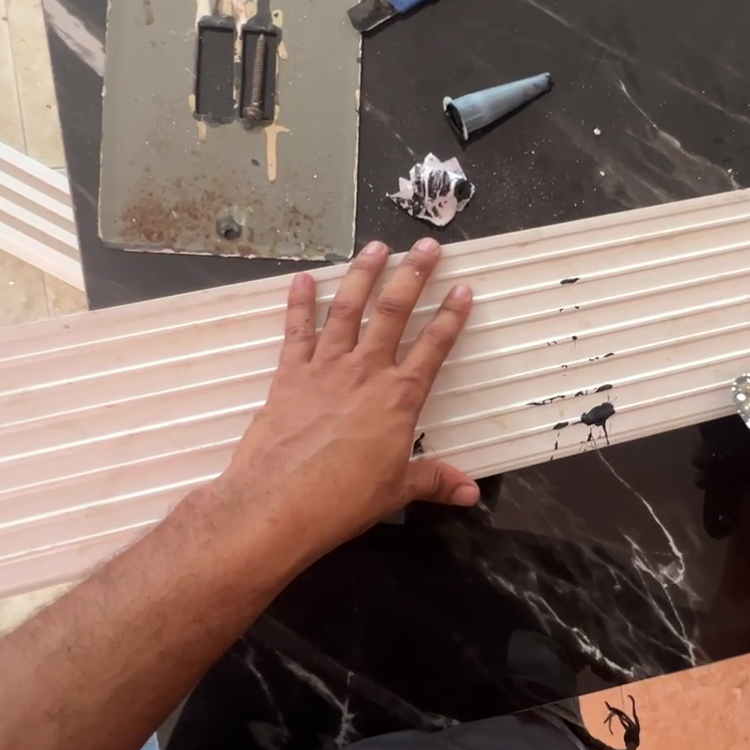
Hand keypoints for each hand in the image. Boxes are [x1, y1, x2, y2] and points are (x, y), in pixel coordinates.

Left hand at [206, 238, 477, 573]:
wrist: (278, 503)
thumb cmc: (344, 498)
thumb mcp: (397, 490)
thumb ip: (435, 480)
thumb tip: (471, 493)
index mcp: (400, 397)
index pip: (434, 346)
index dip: (452, 316)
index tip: (463, 289)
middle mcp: (367, 371)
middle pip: (394, 312)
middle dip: (414, 275)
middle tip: (427, 246)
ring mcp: (326, 367)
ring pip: (349, 310)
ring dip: (364, 275)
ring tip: (377, 246)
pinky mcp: (290, 374)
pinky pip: (297, 331)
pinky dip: (300, 303)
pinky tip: (305, 279)